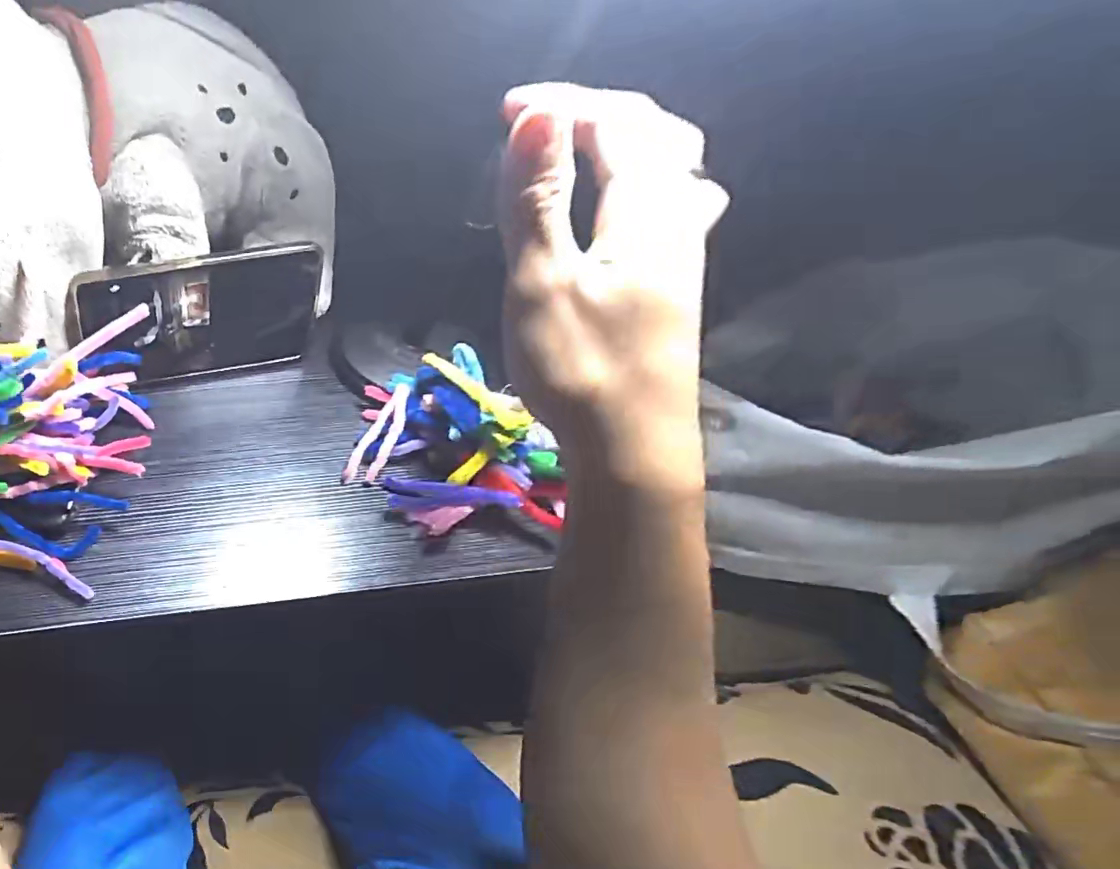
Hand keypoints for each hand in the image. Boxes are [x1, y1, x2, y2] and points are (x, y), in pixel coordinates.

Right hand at [496, 83, 728, 493]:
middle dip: (597, 112)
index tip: (506, 109)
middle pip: (654, 135)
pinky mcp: (673, 287)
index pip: (613, 123)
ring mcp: (682, 253)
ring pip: (672, 168)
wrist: (632, 444)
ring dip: (628, 141)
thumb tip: (536, 118)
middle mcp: (677, 218)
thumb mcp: (541, 284)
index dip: (562, 104)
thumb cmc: (580, 367)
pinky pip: (670, 205)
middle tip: (542, 119)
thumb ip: (535, 203)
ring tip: (586, 144)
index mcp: (646, 208)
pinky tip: (637, 203)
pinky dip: (643, 180)